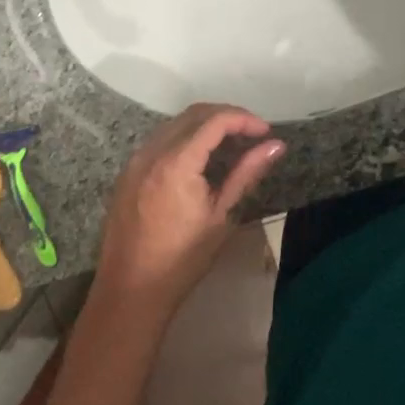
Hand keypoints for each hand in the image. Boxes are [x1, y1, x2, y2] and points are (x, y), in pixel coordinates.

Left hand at [96, 104, 284, 310]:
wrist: (131, 289)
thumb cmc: (183, 258)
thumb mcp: (222, 215)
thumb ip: (247, 173)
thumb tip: (276, 146)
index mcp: (177, 162)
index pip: (215, 120)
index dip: (244, 119)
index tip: (266, 132)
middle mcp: (152, 152)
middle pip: (194, 114)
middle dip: (226, 116)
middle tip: (253, 134)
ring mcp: (136, 161)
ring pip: (175, 124)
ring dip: (205, 125)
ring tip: (232, 144)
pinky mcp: (128, 173)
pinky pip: (160, 140)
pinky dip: (185, 138)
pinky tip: (202, 159)